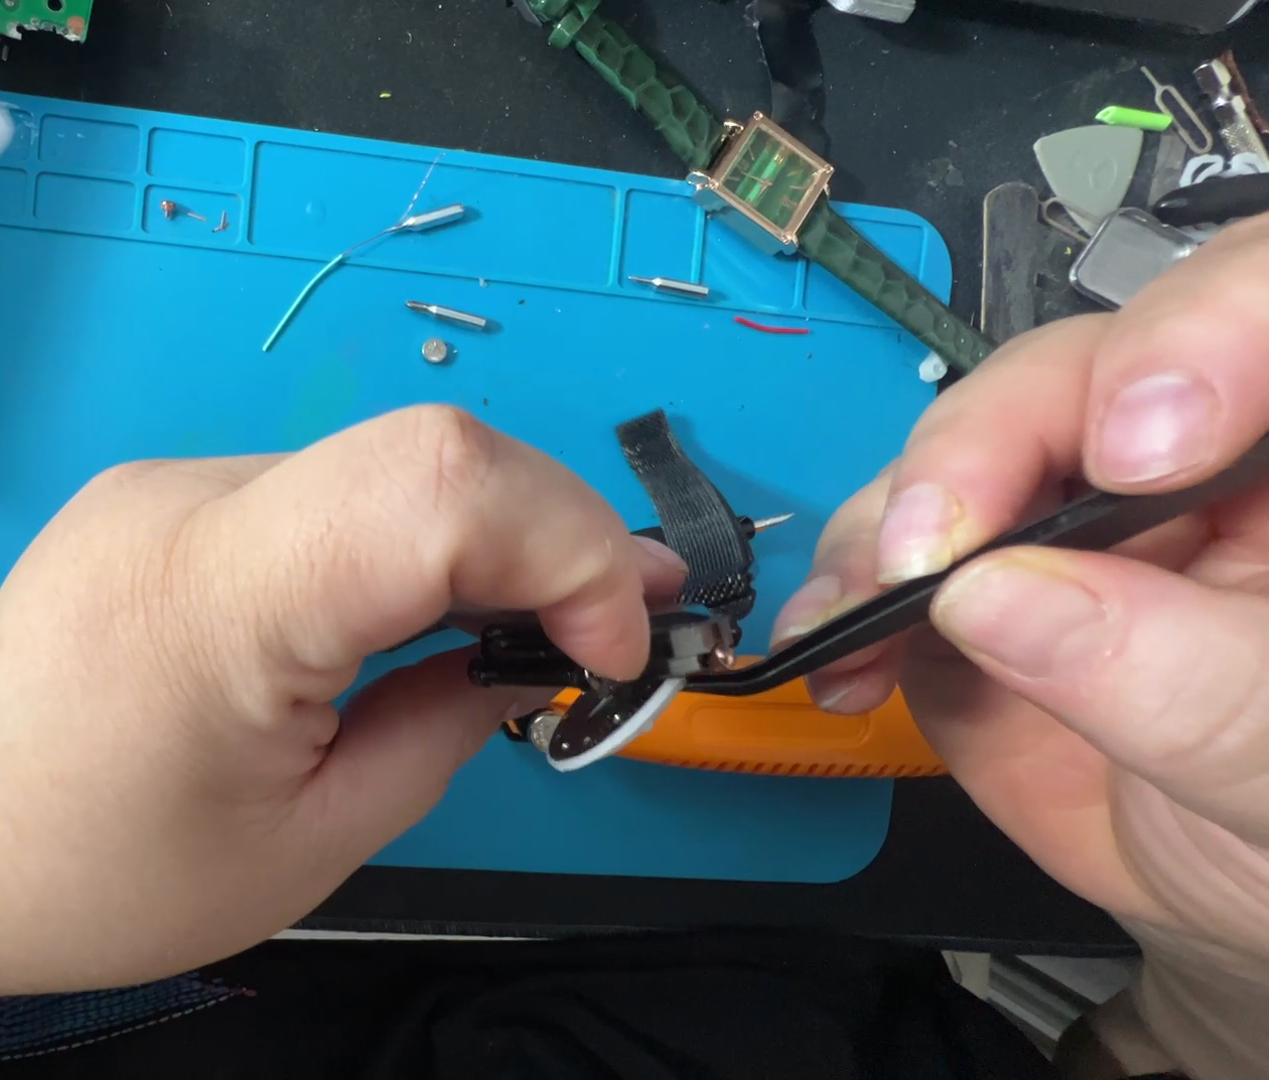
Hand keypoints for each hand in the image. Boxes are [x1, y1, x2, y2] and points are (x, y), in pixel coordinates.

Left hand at [0, 406, 682, 997]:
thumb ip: (443, 731)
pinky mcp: (175, 491)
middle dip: (551, 532)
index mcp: (214, 597)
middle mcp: (190, 500)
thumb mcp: (309, 844)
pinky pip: (331, 490)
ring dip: (487, 535)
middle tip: (609, 621)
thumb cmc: (105, 874)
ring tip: (535, 615)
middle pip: (426, 453)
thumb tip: (540, 656)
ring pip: (386, 466)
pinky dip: (412, 539)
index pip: (434, 490)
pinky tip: (423, 603)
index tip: (612, 646)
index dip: (567, 548)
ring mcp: (176, 480)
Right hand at [772, 216, 1268, 1076]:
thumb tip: (990, 597)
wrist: (1242, 896)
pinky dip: (830, 603)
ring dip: (869, 542)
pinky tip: (831, 657)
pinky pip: (866, 560)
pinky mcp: (951, 584)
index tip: (1130, 454)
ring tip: (850, 629)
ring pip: (929, 471)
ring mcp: (1041, 526)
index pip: (1261, 313)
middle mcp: (1164, 469)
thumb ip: (1181, 680)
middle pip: (1050, 385)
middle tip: (919, 552)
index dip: (1190, 340)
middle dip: (965, 457)